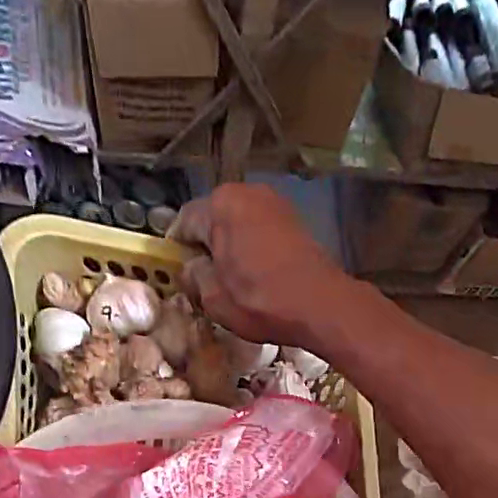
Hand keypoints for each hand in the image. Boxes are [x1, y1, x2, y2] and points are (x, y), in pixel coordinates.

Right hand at [170, 184, 367, 347]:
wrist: (321, 305)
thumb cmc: (260, 300)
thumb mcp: (214, 297)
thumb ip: (194, 277)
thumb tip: (191, 269)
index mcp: (220, 204)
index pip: (184, 222)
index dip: (177, 249)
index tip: (176, 272)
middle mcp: (247, 192)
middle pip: (213, 219)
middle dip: (206, 245)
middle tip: (204, 279)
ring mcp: (275, 203)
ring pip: (239, 225)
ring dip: (231, 247)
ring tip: (231, 280)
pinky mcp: (295, 221)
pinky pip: (261, 231)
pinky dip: (253, 248)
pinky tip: (255, 274)